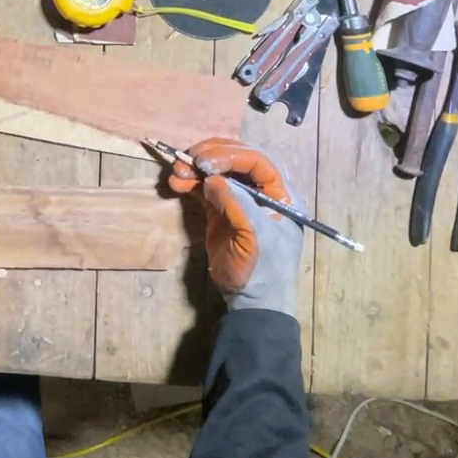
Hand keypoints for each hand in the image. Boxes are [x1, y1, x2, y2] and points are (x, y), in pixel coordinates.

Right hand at [165, 138, 303, 316]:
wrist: (252, 302)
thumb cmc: (264, 269)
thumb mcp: (257, 237)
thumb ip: (237, 204)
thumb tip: (212, 178)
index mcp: (281, 194)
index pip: (258, 161)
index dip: (232, 156)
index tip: (207, 163)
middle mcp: (261, 191)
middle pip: (238, 158)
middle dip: (213, 155)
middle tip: (192, 158)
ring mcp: (239, 199)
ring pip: (218, 170)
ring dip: (196, 167)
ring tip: (178, 171)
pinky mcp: (220, 209)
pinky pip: (204, 187)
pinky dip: (190, 182)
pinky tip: (176, 182)